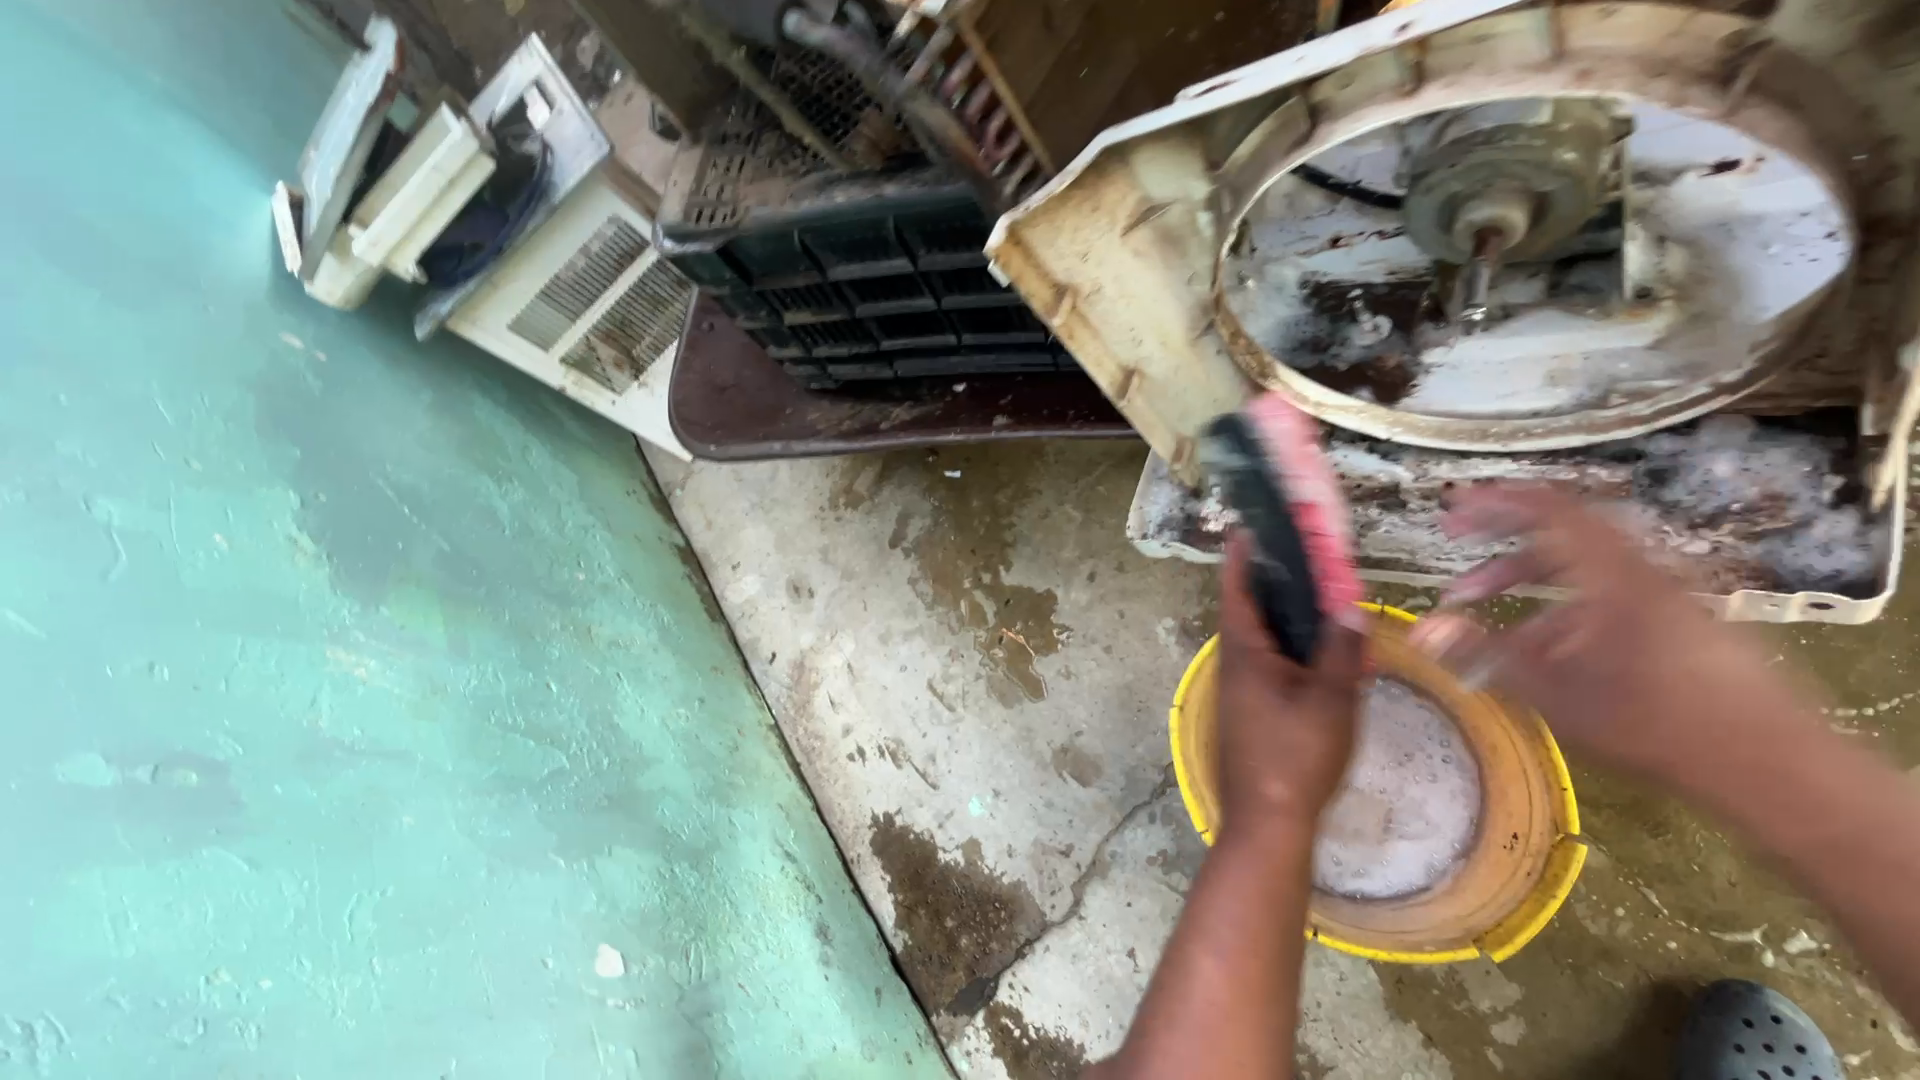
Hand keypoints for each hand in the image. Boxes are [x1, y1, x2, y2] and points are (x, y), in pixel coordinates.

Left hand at [1214, 532, 1365, 838]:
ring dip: (1285, 620)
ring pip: (1260, 641)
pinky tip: (1318, 657)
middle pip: (1249, 612)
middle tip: (1303, 561)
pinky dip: (1290, 651)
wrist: (1267, 820)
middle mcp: (1232, 666)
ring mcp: (1237, 692)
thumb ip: (1342, 648)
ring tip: (1319, 602)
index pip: (1238, 590)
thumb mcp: (1331, 697)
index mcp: (1243, 652)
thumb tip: (1349, 605)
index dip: (1242, 558)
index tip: (1245, 528)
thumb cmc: (1296, 754)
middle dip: (1273, 584)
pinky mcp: (1248, 713)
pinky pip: (1268, 666)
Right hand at [1413, 484, 1828, 789]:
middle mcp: (1640, 574)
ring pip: (1583, 575)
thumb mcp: (1554, 691)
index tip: (1453, 507)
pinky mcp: (1679, 623)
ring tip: (1491, 619)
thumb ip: (1482, 654)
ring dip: (1528, 589)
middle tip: (1458, 575)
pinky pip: (1607, 598)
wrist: (1771, 764)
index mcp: (1612, 574)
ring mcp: (1664, 598)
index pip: (1549, 510)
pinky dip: (1562, 609)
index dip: (1496, 502)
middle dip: (1499, 557)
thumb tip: (1420, 630)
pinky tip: (1544, 652)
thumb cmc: (1653, 721)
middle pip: (1561, 542)